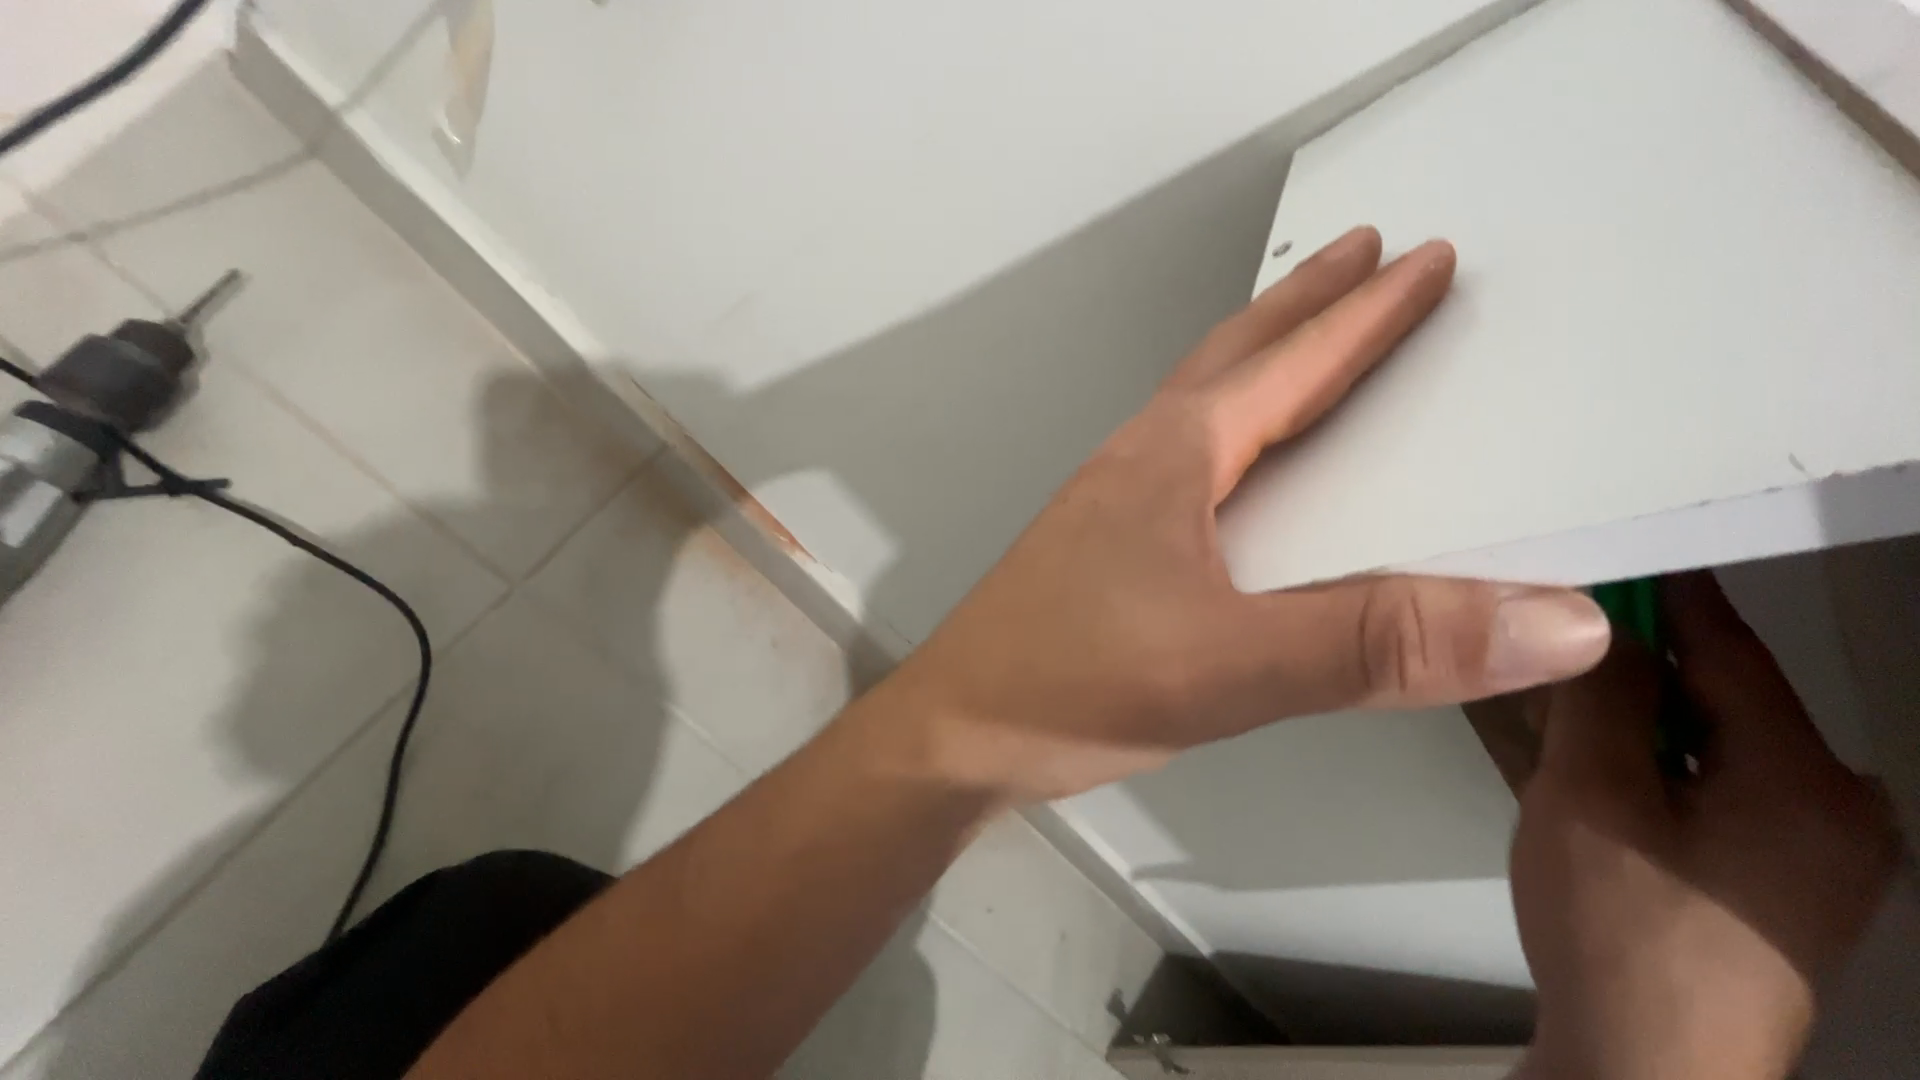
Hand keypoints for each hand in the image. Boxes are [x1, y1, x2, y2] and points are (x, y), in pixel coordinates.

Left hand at [860, 227, 1611, 802]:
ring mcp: (1116, 507)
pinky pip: (1191, 471)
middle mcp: (1143, 463)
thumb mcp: (1231, 665)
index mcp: (1173, 457)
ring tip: (1319, 349)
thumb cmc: (1074, 683)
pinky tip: (1252, 481)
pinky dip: (1238, 445)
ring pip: (1206, 412)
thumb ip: (1380, 644)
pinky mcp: (1107, 553)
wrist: (959, 731)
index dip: (1363, 313)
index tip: (1425, 258)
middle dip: (1305, 308)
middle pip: (1234, 362)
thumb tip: (1556, 620)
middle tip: (1366, 258)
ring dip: (1265, 368)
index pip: (1288, 365)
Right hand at [1511, 573, 1902, 1079]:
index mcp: (1811, 781)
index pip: (1732, 650)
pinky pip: (1724, 788)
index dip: (1668, 593)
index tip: (1617, 545)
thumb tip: (1597, 619)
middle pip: (1729, 700)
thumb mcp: (1588, 791)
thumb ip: (1599, 695)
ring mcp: (1825, 854)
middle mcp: (1845, 809)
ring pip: (1721, 745)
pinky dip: (1663, 762)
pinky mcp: (1790, 884)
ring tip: (1572, 696)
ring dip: (1647, 716)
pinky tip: (1608, 768)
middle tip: (1564, 632)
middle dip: (1645, 663)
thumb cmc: (1617, 921)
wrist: (1646, 1065)